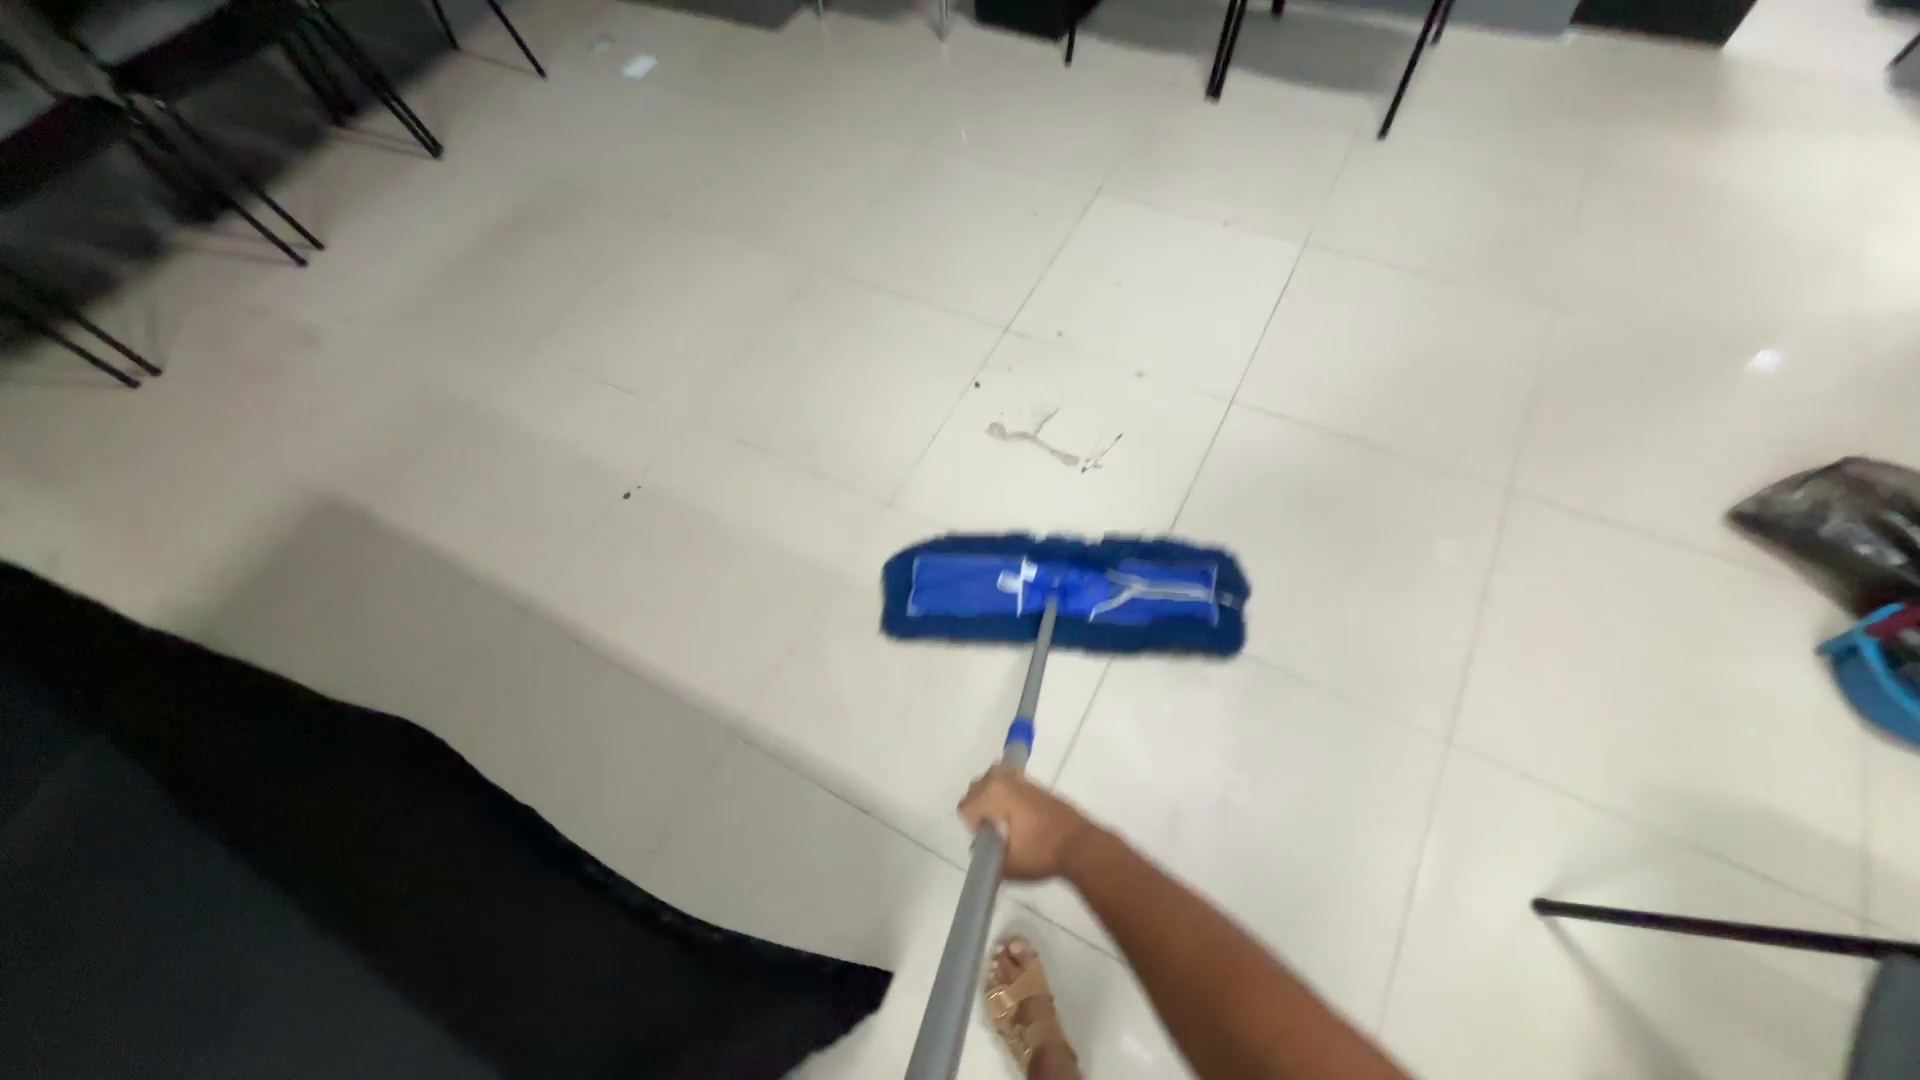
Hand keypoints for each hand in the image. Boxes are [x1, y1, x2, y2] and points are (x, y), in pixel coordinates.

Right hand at [958, 765, 1099, 881]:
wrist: (1081, 845)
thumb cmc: (1041, 853)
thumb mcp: (1009, 865)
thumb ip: (987, 858)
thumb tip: (980, 849)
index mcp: (994, 795)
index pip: (966, 806)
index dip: (972, 826)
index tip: (986, 840)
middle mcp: (1005, 781)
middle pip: (977, 786)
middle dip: (978, 806)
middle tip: (989, 829)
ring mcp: (1023, 780)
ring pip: (994, 779)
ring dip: (991, 797)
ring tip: (1001, 821)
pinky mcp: (1037, 786)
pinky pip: (1011, 782)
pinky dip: (1007, 794)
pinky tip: (1017, 816)